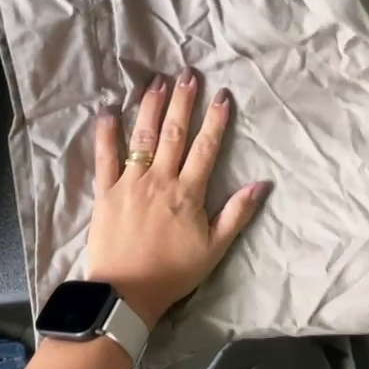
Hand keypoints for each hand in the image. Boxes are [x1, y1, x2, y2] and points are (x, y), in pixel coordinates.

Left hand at [84, 70, 269, 325]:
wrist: (126, 294)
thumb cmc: (174, 273)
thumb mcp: (215, 248)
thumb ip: (237, 214)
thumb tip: (262, 184)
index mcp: (188, 193)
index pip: (206, 148)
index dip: (216, 120)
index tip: (222, 95)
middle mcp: (160, 180)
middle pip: (174, 133)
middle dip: (183, 102)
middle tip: (188, 74)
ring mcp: (130, 183)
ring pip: (142, 138)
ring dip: (151, 108)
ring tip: (157, 82)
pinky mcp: (106, 193)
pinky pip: (105, 158)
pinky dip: (106, 134)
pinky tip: (109, 112)